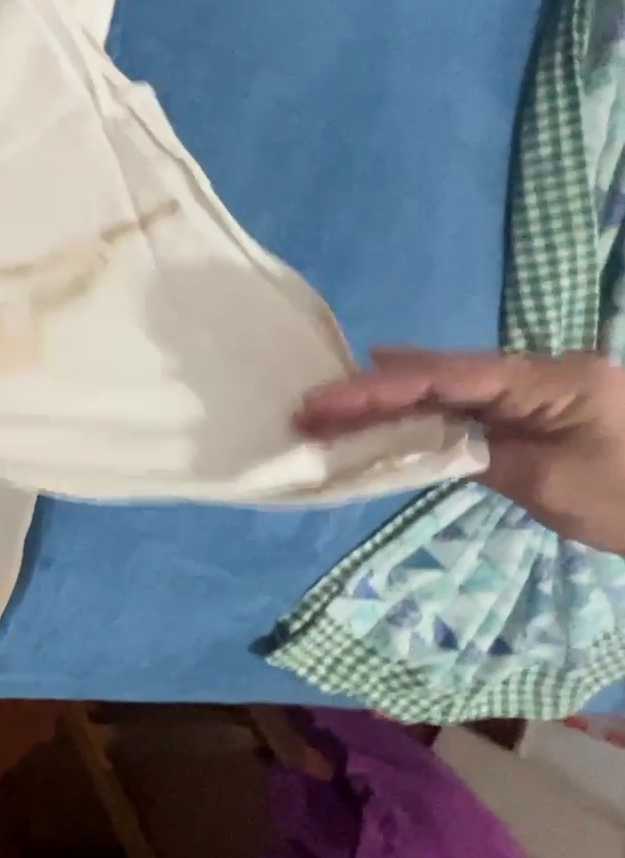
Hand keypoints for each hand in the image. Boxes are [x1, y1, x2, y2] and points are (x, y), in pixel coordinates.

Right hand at [295, 348, 624, 551]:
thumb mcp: (546, 482)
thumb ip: (470, 451)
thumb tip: (401, 436)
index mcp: (552, 380)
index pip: (444, 377)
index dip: (374, 388)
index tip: (317, 402)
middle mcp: (541, 374)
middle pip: (438, 375)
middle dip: (369, 391)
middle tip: (306, 409)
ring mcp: (539, 392)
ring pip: (445, 389)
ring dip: (386, 403)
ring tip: (325, 414)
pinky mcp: (536, 414)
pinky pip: (463, 407)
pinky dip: (415, 415)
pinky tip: (376, 415)